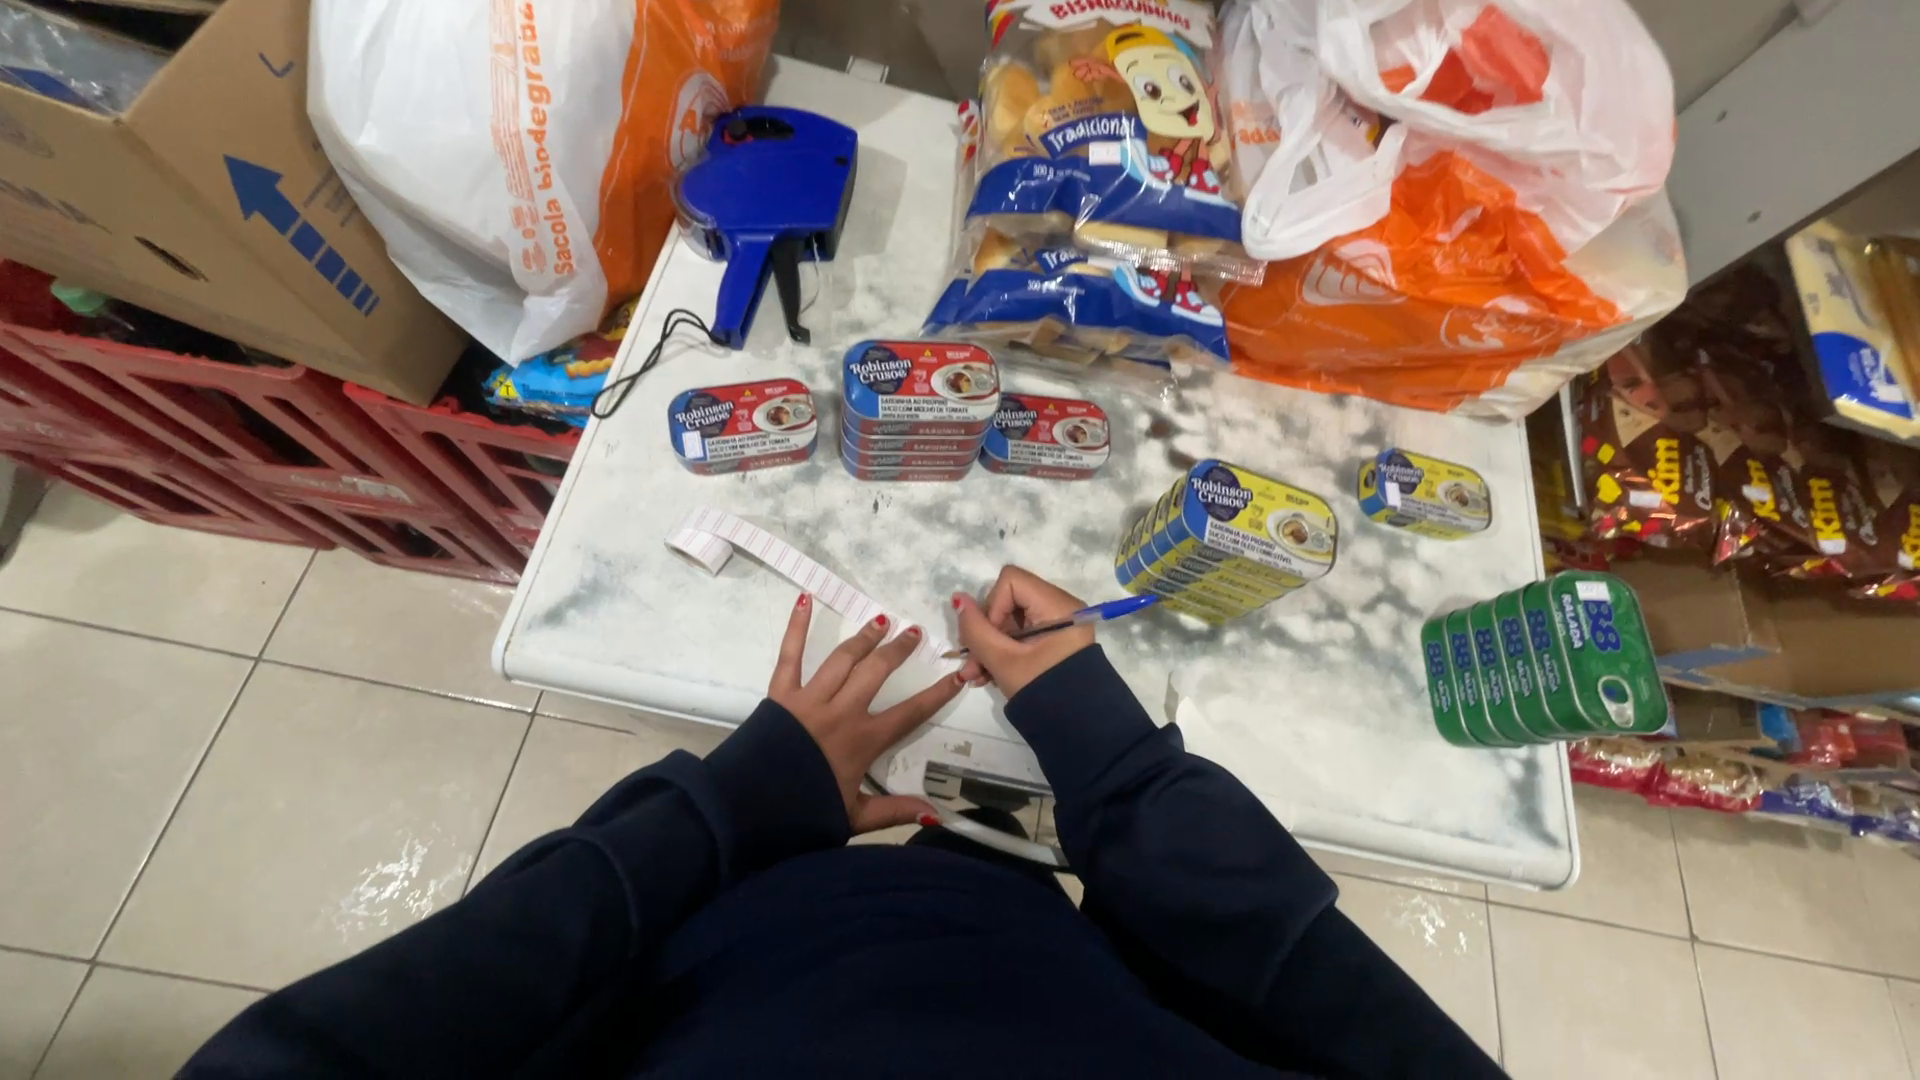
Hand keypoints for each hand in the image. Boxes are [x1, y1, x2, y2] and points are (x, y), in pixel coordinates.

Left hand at [770, 594, 962, 834]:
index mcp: (863, 740)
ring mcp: (810, 699)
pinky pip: (790, 655)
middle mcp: (841, 712)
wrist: (746, 810)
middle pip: (877, 672)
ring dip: (864, 638)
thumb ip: (895, 811)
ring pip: (843, 659)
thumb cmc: (802, 814)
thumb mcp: (854, 818)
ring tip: (880, 620)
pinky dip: (796, 626)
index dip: (937, 694)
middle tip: (913, 633)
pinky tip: (805, 599)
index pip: (911, 713)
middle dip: (898, 650)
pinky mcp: (780, 693)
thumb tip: (936, 813)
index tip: (958, 674)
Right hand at [952, 566, 1094, 698]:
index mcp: (1058, 606)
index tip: (990, 639)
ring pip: (1010, 621)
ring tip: (975, 676)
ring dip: (989, 646)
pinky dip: (1003, 652)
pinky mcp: (1052, 642)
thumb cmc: (1043, 691)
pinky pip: (1020, 636)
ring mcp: (1057, 626)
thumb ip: (976, 629)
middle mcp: (1060, 608)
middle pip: (1009, 601)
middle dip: (985, 632)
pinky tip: (987, 676)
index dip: (992, 606)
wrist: (1077, 730)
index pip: (1011, 581)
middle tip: (973, 663)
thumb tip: (958, 599)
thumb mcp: (1003, 661)